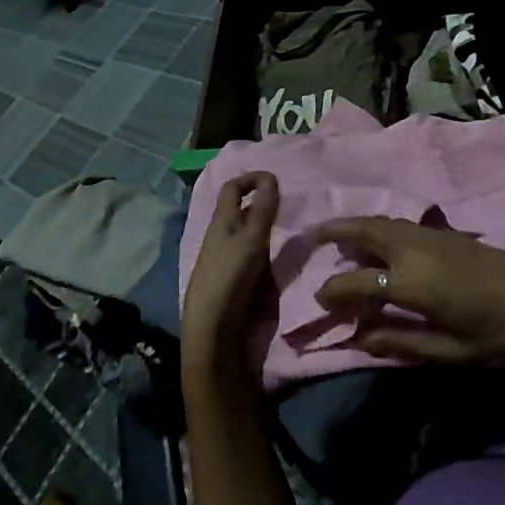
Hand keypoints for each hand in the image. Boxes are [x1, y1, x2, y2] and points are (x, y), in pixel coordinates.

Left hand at [182, 173, 279, 362]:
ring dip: (265, 226)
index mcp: (221, 221)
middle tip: (290, 204)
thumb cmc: (230, 277)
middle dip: (260, 203)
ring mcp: (227, 258)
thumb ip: (263, 211)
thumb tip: (270, 178)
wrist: (213, 326)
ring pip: (246, 232)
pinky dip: (265, 248)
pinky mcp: (235, 278)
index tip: (275, 179)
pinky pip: (252, 254)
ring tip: (291, 226)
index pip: (232, 189)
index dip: (250, 179)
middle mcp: (222, 235)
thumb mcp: (251, 240)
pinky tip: (279, 255)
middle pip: (240, 210)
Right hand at [311, 217, 504, 362]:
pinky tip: (372, 238)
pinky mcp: (440, 231)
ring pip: (377, 221)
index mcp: (410, 283)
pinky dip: (373, 226)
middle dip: (332, 232)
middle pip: (360, 232)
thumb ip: (400, 342)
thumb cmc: (500, 333)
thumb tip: (360, 339)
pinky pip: (394, 222)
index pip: (355, 282)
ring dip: (351, 225)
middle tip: (310, 237)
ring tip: (334, 235)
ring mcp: (426, 235)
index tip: (322, 303)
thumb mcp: (451, 351)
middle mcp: (411, 250)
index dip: (333, 293)